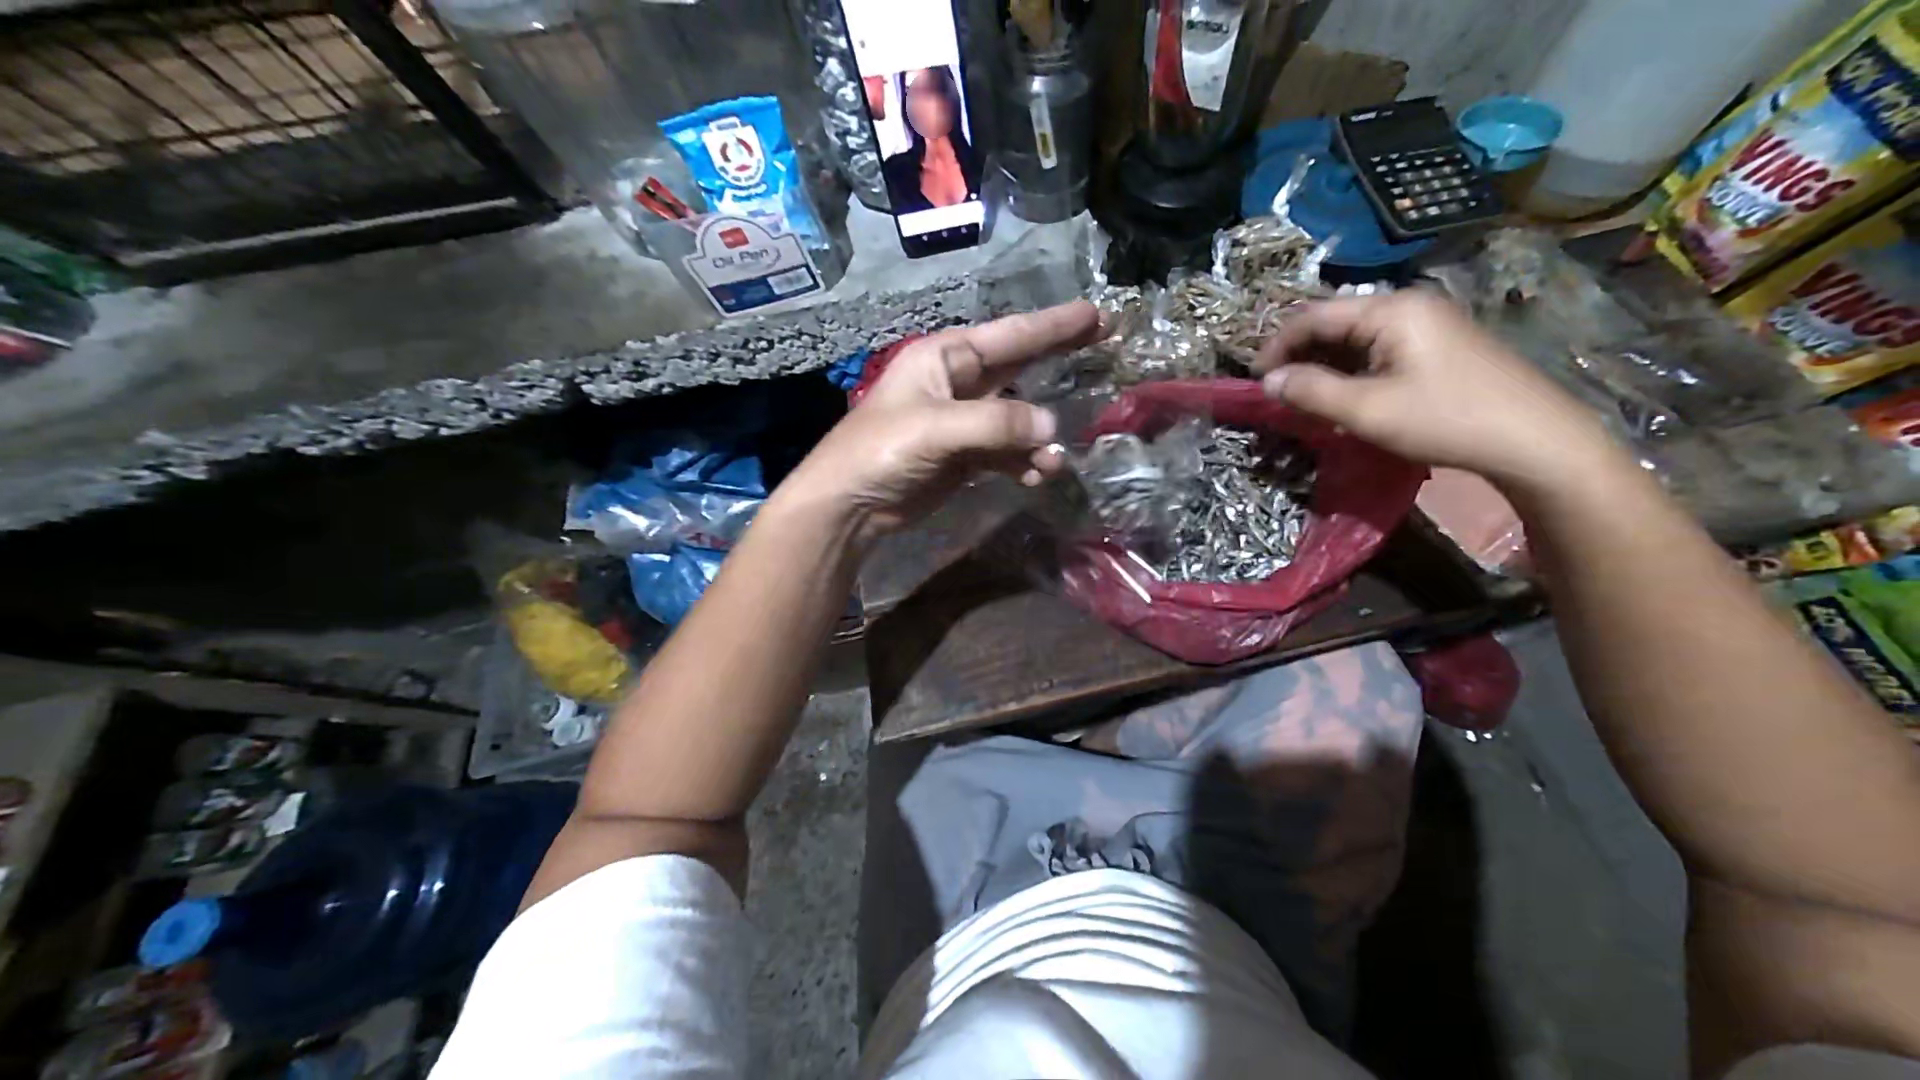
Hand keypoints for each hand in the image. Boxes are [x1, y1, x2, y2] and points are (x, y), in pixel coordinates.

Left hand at [782, 301, 1099, 544]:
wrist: (849, 505)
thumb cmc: (881, 450)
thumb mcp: (937, 427)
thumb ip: (997, 423)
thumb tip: (1051, 428)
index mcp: (945, 358)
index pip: (1010, 335)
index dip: (1053, 325)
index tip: (1095, 313)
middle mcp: (957, 383)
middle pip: (1019, 366)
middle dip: (1058, 358)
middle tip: (1106, 339)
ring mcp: (962, 421)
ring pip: (1017, 420)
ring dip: (1039, 439)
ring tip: (1055, 460)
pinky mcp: (964, 457)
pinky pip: (1006, 453)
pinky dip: (1023, 464)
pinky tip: (1034, 477)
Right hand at [1253, 291, 1619, 493]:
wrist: (1535, 440)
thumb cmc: (1445, 420)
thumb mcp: (1367, 410)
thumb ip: (1310, 392)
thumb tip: (1268, 381)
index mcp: (1391, 310)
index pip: (1314, 315)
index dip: (1277, 345)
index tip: (1256, 379)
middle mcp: (1410, 305)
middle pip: (1335, 321)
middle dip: (1300, 354)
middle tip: (1277, 390)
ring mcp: (1429, 323)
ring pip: (1357, 336)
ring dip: (1324, 363)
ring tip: (1304, 397)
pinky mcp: (1441, 345)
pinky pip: (1380, 348)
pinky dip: (1352, 368)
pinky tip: (1344, 394)